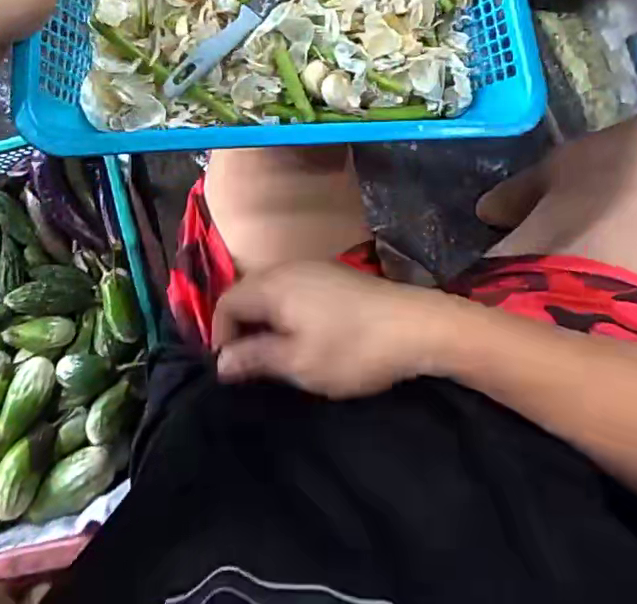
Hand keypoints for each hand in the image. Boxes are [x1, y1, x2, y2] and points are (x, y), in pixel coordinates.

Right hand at [211, 261, 466, 398]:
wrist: (416, 326)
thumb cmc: (351, 349)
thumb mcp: (297, 363)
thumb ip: (254, 358)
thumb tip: (221, 361)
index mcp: (271, 285)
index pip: (225, 303)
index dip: (220, 336)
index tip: (233, 370)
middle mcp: (286, 268)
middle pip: (246, 293)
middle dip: (242, 328)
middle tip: (253, 365)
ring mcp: (312, 267)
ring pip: (270, 290)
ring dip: (265, 320)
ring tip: (278, 355)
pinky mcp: (333, 274)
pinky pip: (292, 289)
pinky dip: (286, 312)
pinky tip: (306, 336)